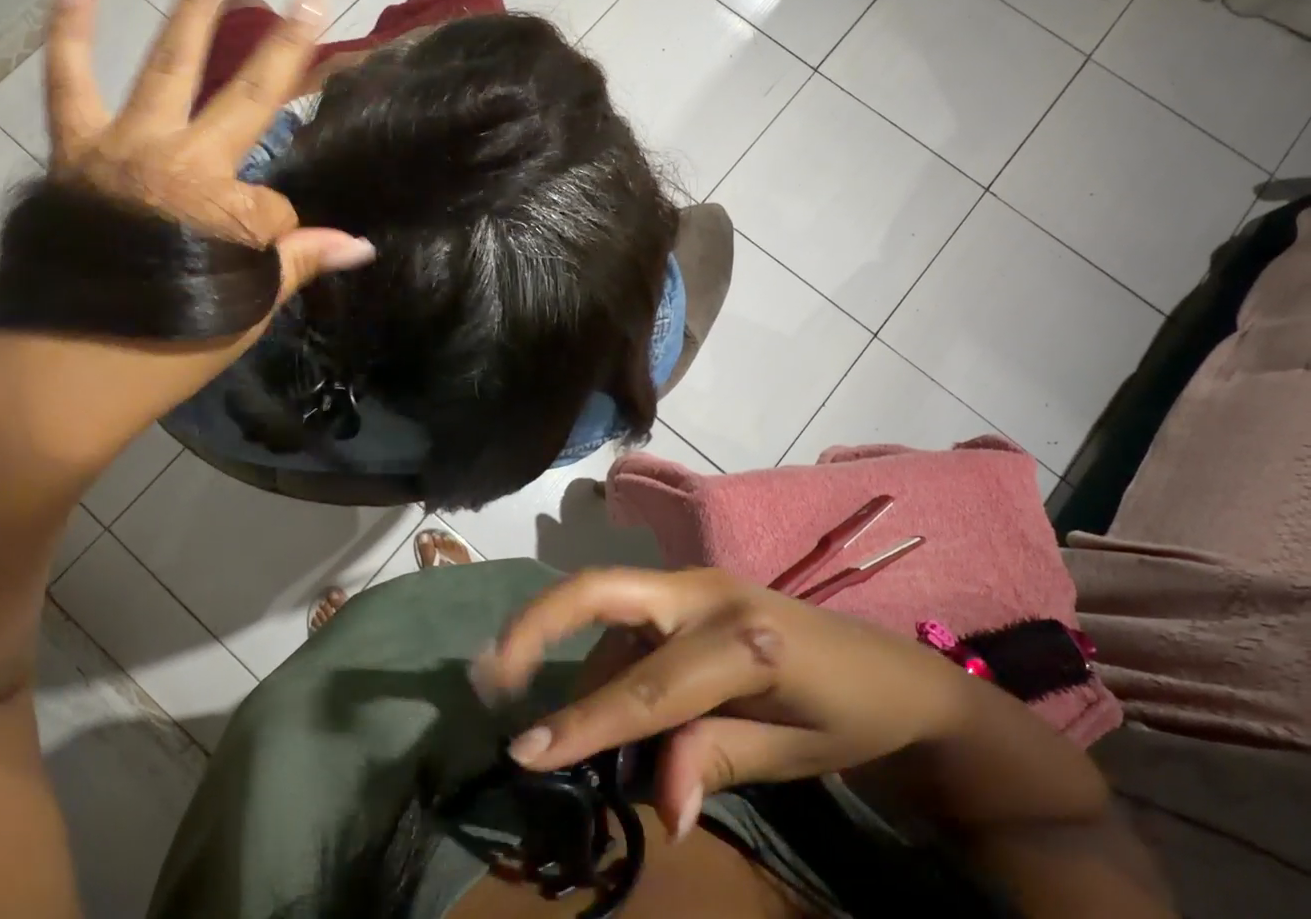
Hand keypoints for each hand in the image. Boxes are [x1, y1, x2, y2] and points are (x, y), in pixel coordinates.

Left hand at [0, 0, 376, 454]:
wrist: (66, 370)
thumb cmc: (164, 352)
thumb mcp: (244, 313)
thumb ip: (295, 265)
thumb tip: (362, 246)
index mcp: (232, 211)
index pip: (275, 204)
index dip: (275, 235)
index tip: (255, 265)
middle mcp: (184, 162)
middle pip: (247, 97)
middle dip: (286, 49)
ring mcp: (126, 147)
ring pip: (168, 64)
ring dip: (197, 3)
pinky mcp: (76, 148)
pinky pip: (69, 79)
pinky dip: (71, 28)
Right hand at [471, 568, 975, 839]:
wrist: (902, 678)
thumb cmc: (852, 719)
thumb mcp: (791, 755)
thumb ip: (715, 762)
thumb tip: (660, 806)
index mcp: (745, 640)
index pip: (648, 690)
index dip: (585, 726)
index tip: (526, 754)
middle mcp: (706, 594)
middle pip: (597, 592)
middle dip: (533, 627)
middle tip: (489, 676)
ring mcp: (691, 585)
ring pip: (603, 614)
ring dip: (571, 665)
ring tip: (556, 727)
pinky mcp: (683, 592)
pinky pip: (622, 623)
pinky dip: (601, 665)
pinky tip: (603, 707)